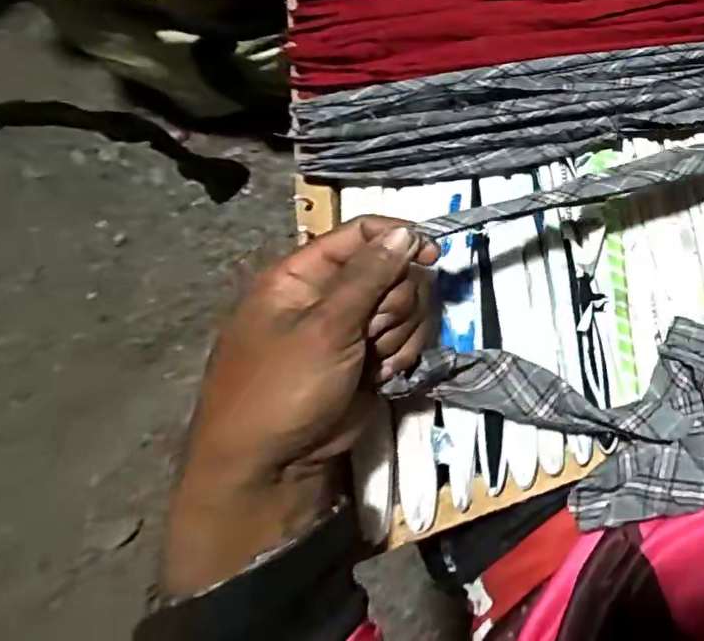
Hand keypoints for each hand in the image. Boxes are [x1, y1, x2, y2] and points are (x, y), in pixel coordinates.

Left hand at [161, 216, 439, 594]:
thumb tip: (406, 230)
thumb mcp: (324, 327)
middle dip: (395, 302)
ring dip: (401, 332)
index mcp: (302, 275)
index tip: (431, 256)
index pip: (361, 232)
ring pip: (407, 303)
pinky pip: (408, 334)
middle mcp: (329, 293)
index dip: (398, 238)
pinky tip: (382, 375)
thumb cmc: (282, 391)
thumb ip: (370, 275)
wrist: (273, 471)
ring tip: (376, 361)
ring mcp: (352, 325)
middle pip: (393, 268)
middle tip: (375, 332)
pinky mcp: (371, 353)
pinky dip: (402, 353)